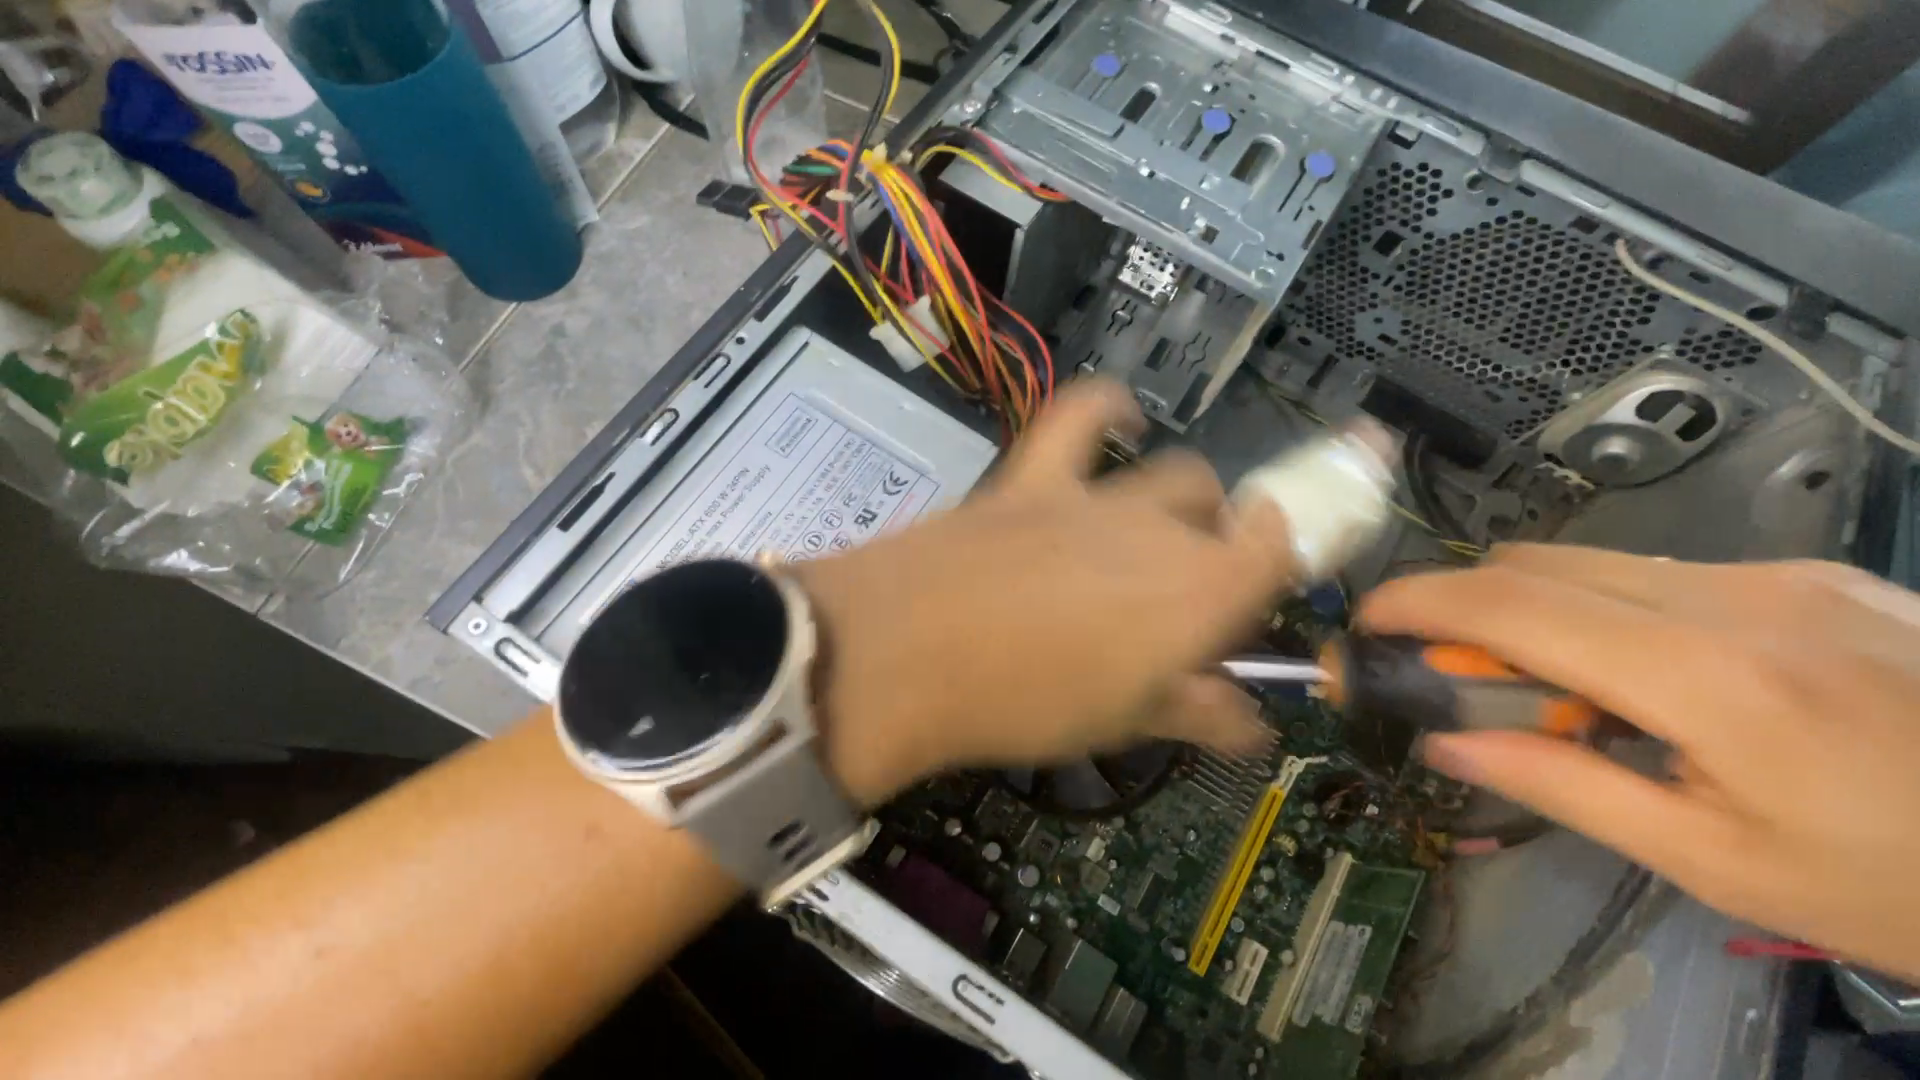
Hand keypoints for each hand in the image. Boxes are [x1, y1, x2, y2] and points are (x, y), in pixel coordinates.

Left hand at [795, 381, 1302, 806]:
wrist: (901, 658)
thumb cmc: (1022, 705)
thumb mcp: (1121, 723)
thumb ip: (1199, 714)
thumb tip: (1253, 725)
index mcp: (1200, 592)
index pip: (1283, 548)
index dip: (1292, 558)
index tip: (1269, 590)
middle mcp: (1161, 528)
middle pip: (1226, 515)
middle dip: (1224, 550)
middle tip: (1187, 602)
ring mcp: (1093, 494)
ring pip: (1172, 473)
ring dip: (1183, 501)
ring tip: (1156, 539)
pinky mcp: (1032, 475)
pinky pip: (1080, 414)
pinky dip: (1107, 409)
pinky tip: (1119, 418)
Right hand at [1364, 545, 1919, 981]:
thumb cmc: (1900, 882)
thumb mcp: (1713, 862)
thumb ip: (1562, 787)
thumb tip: (1445, 743)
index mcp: (1709, 675)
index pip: (1511, 603)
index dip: (1418, 601)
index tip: (1367, 621)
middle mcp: (1738, 596)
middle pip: (1538, 565)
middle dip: (1463, 606)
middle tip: (1449, 676)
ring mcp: (1784, 575)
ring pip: (1594, 563)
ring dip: (1533, 611)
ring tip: (1557, 694)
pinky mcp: (1815, 575)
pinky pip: (1661, 575)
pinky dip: (1604, 611)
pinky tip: (1643, 677)